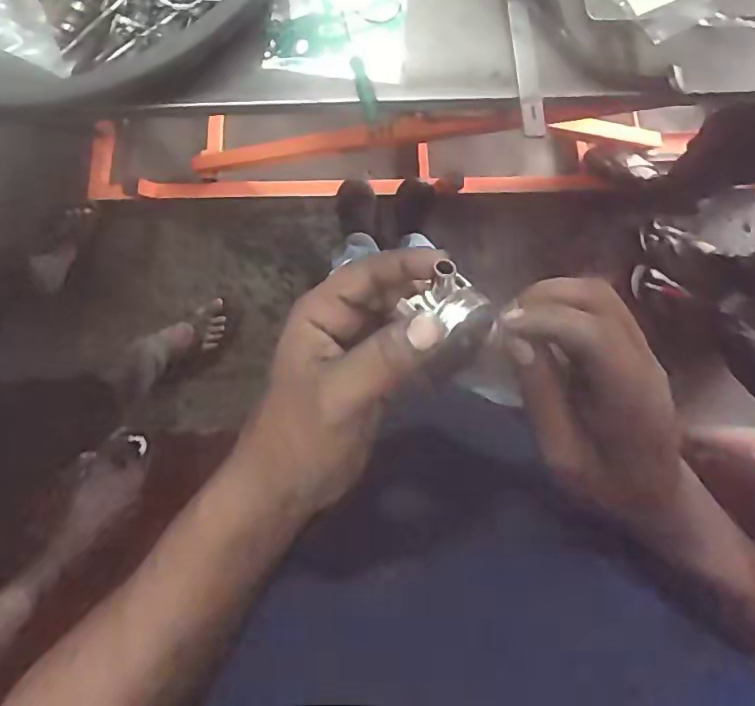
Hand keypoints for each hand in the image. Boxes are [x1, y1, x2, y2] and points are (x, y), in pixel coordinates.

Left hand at [227, 248, 451, 518]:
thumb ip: (386, 357)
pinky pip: (406, 348)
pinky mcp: (375, 374)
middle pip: (387, 291)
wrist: (284, 492)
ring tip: (470, 312)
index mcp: (321, 312)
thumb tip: (437, 323)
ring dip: (431, 314)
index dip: (405, 263)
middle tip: (468, 290)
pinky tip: (458, 344)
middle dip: (424, 287)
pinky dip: (429, 345)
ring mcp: (359, 348)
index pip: (366, 273)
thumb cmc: (301, 437)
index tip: (448, 263)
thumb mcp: (341, 394)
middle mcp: (341, 321)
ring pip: (400, 318)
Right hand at [501, 277, 685, 535]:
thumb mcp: (564, 458)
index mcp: (631, 393)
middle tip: (508, 319)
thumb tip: (515, 340)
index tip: (504, 327)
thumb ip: (541, 398)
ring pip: (600, 292)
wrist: (658, 492)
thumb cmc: (609, 485)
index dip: (545, 320)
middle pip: (598, 297)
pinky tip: (542, 320)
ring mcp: (643, 345)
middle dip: (545, 297)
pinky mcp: (635, 341)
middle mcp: (643, 358)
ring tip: (521, 316)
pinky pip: (600, 303)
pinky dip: (565, 301)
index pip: (593, 333)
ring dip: (554, 293)